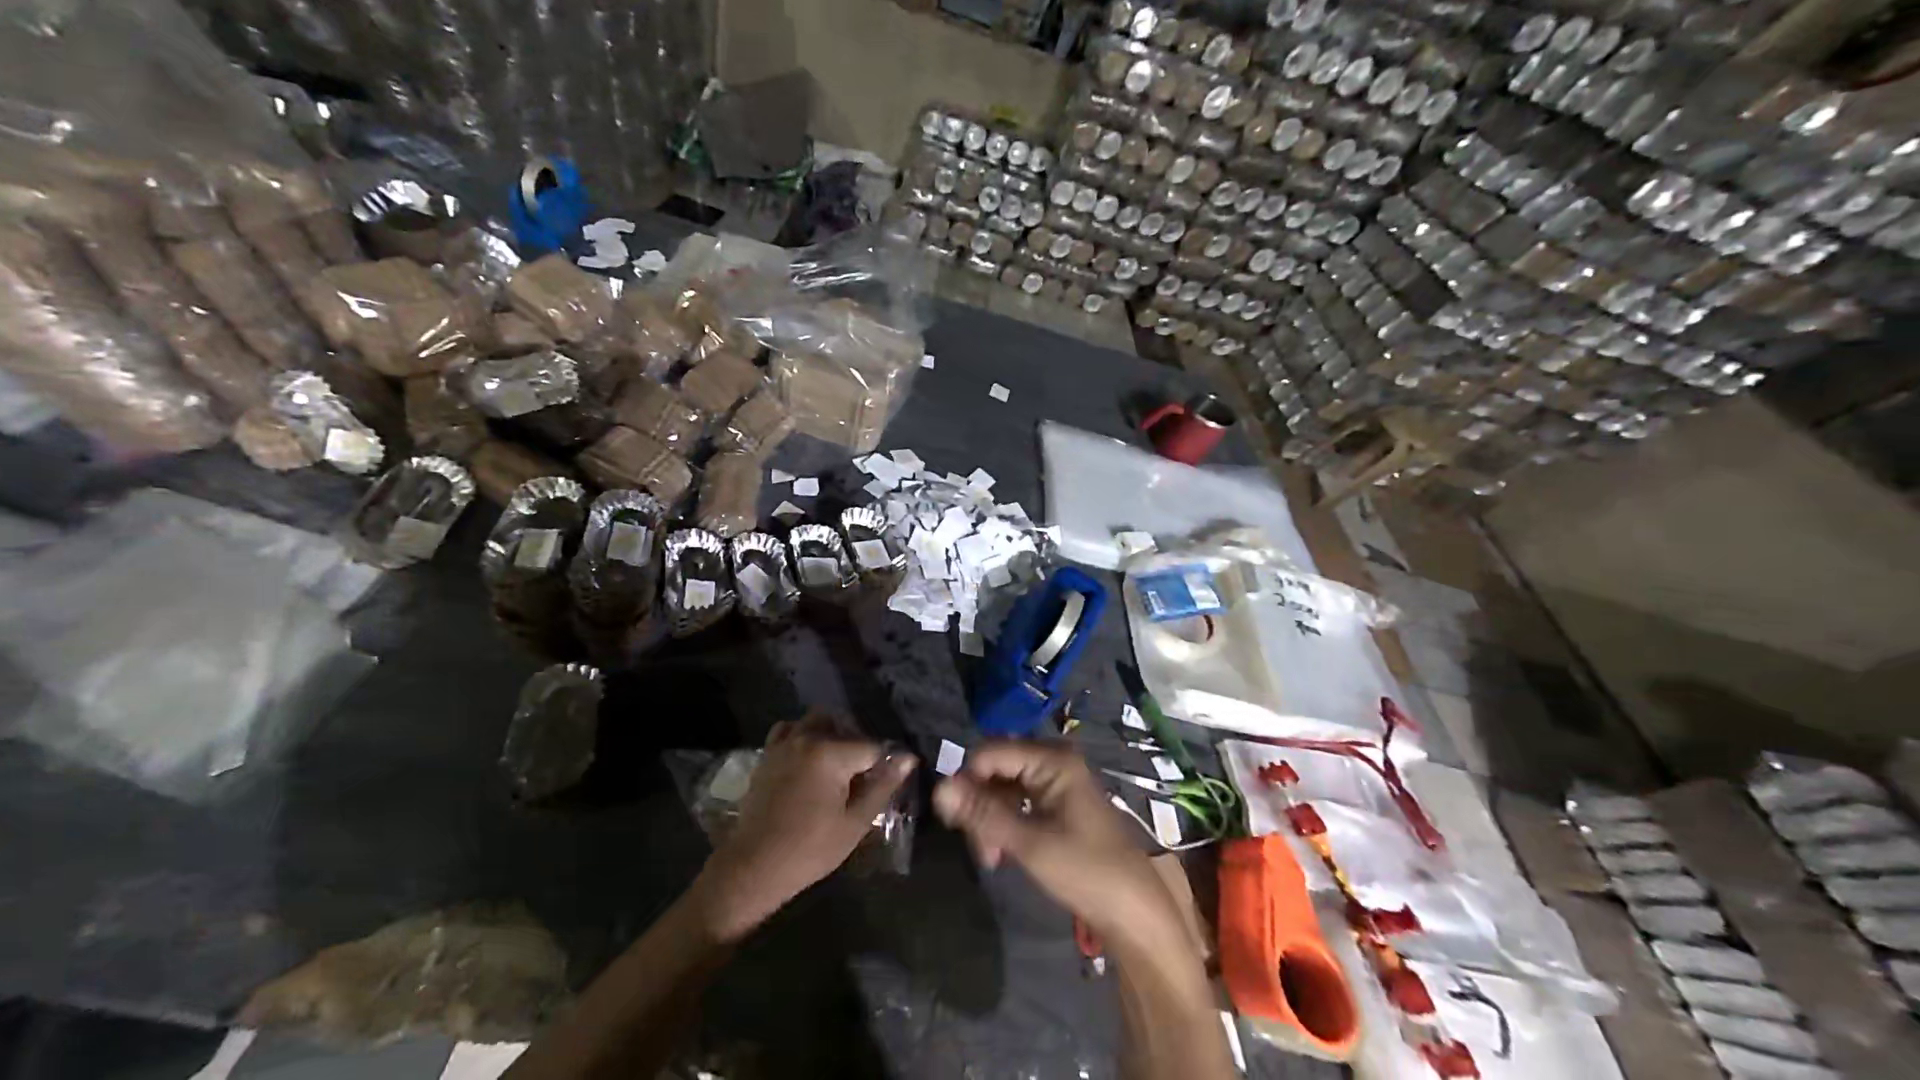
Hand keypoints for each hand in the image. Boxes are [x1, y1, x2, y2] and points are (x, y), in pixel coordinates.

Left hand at [693, 712, 915, 942]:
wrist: (754, 866)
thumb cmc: (810, 849)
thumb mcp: (855, 822)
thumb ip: (883, 786)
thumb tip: (908, 759)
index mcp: (831, 753)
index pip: (872, 747)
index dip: (884, 764)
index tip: (885, 784)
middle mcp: (806, 738)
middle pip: (842, 724)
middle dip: (857, 743)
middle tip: (862, 774)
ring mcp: (783, 744)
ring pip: (815, 721)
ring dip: (830, 734)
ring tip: (836, 764)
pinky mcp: (767, 754)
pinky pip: (789, 730)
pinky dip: (802, 736)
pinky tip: (808, 762)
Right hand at [932, 740, 1181, 944]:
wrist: (1134, 911)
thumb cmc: (1086, 871)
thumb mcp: (1029, 843)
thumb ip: (983, 813)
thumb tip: (938, 788)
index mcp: (1052, 760)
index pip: (988, 753)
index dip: (967, 783)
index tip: (956, 824)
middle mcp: (1053, 761)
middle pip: (995, 769)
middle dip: (979, 804)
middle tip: (980, 848)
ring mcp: (1055, 782)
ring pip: (1003, 788)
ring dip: (990, 819)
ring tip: (992, 858)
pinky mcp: (1056, 804)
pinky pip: (1018, 802)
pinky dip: (1005, 824)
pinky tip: (1002, 853)